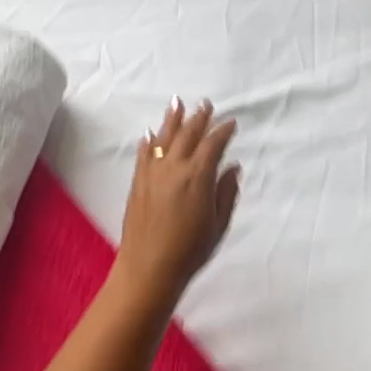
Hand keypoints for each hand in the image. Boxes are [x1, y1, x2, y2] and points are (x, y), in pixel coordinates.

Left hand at [114, 98, 239, 306]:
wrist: (149, 267)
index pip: (213, 144)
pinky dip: (149, 141)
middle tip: (206, 104)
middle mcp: (174, 168)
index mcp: (198, 177)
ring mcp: (153, 173)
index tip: (231, 123)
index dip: (223, 131)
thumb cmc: (191, 251)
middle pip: (188, 134)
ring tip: (178, 103)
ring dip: (173, 120)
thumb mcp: (219, 224)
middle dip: (198, 117)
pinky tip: (151, 133)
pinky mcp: (138, 182)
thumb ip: (226, 193)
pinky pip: (144, 154)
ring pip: (164, 138)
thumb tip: (232, 167)